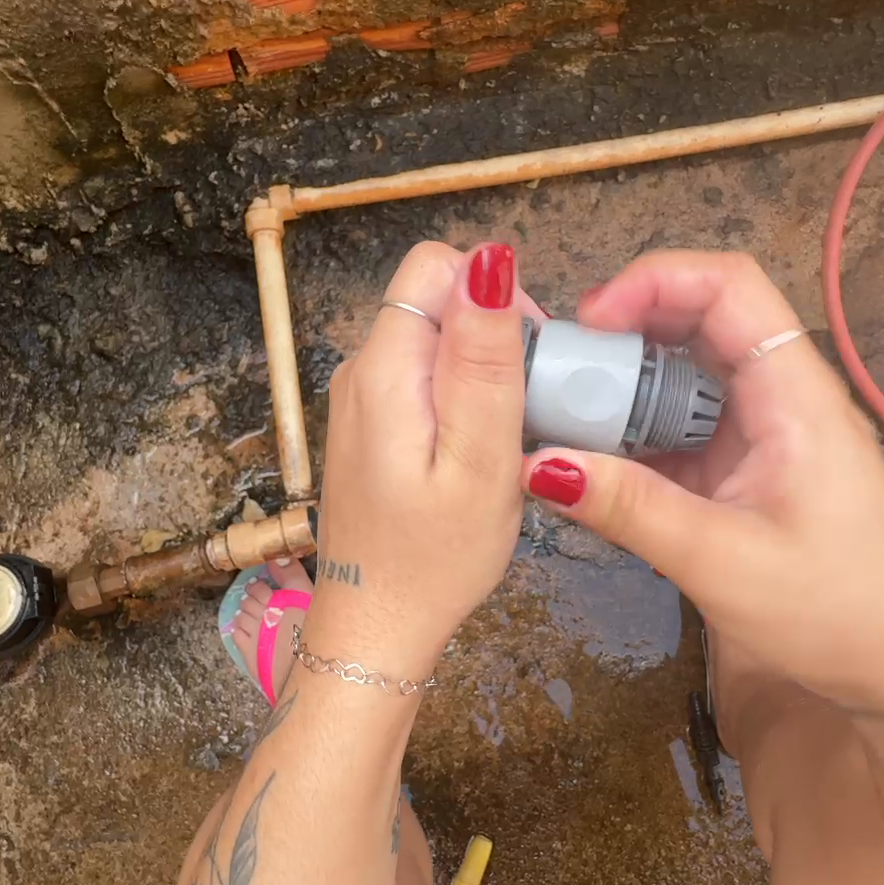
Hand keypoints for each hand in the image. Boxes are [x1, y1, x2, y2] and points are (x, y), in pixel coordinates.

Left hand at [305, 241, 544, 680]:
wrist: (377, 625)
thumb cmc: (436, 556)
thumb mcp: (479, 459)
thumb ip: (484, 359)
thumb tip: (489, 259)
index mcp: (384, 367)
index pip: (436, 267)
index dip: (492, 296)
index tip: (525, 363)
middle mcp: (360, 370)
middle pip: (434, 302)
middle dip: (490, 337)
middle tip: (519, 413)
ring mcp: (359, 400)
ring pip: (431, 342)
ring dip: (477, 372)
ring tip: (499, 439)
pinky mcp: (368, 426)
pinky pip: (420, 381)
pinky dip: (456, 399)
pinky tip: (471, 453)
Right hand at [519, 250, 883, 712]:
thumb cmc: (834, 609)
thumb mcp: (722, 562)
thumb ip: (631, 510)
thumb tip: (538, 466)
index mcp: (792, 395)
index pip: (729, 287)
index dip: (654, 281)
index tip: (589, 322)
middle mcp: (776, 397)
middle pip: (697, 321)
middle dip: (623, 331)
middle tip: (560, 370)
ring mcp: (758, 431)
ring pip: (682, 375)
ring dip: (622, 386)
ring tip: (563, 414)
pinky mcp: (741, 466)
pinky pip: (679, 427)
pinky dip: (633, 434)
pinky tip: (593, 461)